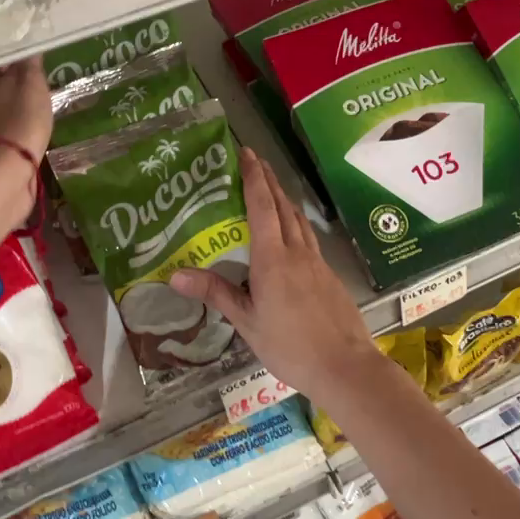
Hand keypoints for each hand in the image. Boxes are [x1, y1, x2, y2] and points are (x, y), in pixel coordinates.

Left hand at [0, 57, 51, 231]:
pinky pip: (4, 123)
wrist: (4, 173)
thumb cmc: (19, 121)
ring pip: (0, 101)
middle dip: (15, 75)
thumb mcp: (31, 84)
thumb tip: (27, 42)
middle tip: (38, 69)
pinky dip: (15, 118)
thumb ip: (29, 63)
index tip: (32, 46)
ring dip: (15, 98)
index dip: (15, 50)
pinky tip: (28, 120)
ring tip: (37, 94)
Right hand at [171, 149, 384, 401]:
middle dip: (268, 179)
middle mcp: (296, 251)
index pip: (261, 206)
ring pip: (299, 220)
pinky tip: (292, 233)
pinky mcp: (329, 275)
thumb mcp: (247, 322)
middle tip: (254, 160)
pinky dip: (296, 223)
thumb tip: (174, 275)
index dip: (253, 177)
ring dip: (284, 198)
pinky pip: (309, 238)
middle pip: (282, 205)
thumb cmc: (290, 346)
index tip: (245, 152)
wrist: (345, 366)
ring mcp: (317, 262)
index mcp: (272, 258)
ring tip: (271, 188)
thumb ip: (215, 293)